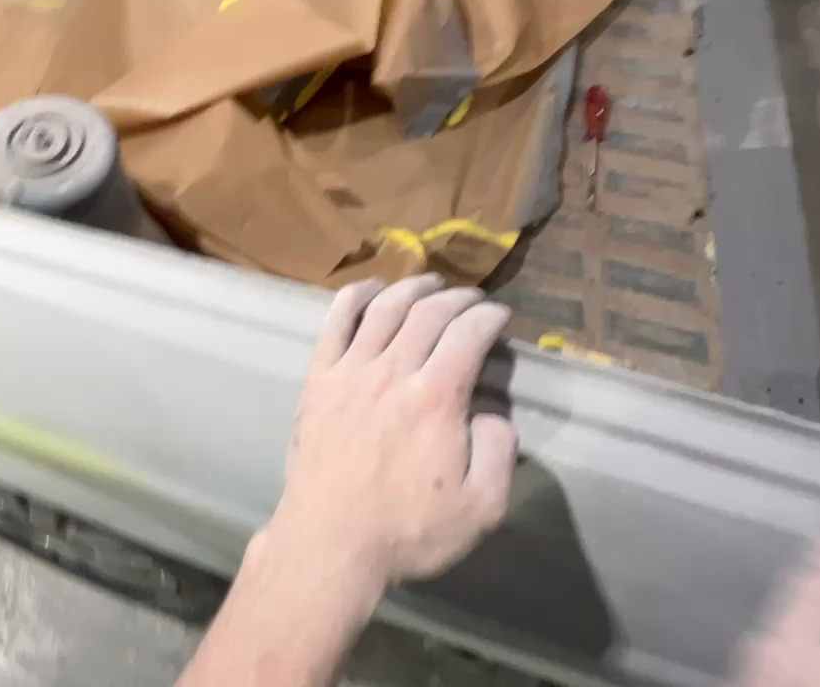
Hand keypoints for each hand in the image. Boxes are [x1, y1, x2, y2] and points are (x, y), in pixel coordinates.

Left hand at [259, 275, 517, 609]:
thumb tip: (492, 410)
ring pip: (383, 309)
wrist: (331, 536)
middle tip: (472, 298)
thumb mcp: (481, 507)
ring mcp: (350, 370)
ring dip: (410, 288)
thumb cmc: (408, 528)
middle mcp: (392, 372)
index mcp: (436, 399)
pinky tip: (371, 288)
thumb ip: (499, 451)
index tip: (500, 315)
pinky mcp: (319, 377)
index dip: (488, 317)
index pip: (467, 335)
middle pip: (428, 314)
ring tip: (429, 282)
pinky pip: (335, 322)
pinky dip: (355, 296)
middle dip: (456, 298)